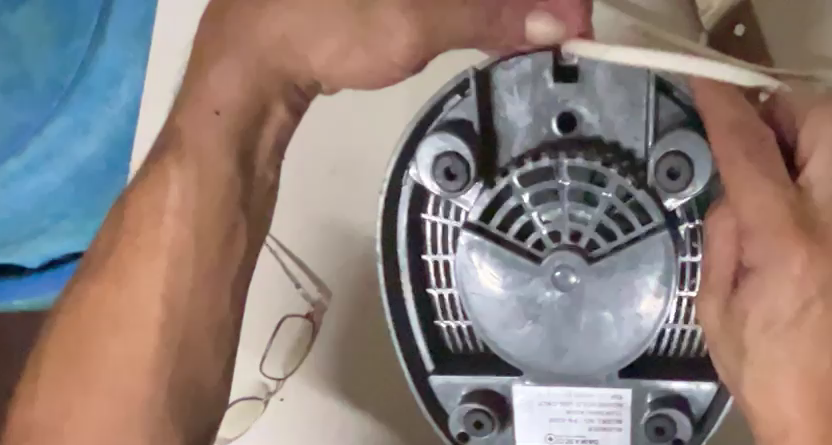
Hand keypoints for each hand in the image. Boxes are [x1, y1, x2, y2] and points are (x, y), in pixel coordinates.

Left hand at [182, 0, 593, 121]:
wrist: (257, 51)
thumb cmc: (324, 25)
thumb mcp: (416, 22)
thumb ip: (490, 17)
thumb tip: (558, 24)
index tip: (574, 18)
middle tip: (566, 30)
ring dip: (510, 6)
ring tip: (546, 31)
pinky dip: (481, 9)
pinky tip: (504, 26)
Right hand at [693, 80, 831, 444]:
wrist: (823, 415)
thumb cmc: (761, 373)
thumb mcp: (715, 307)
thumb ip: (724, 235)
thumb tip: (735, 191)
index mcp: (785, 243)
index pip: (751, 147)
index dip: (723, 104)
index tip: (704, 81)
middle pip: (828, 115)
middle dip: (784, 104)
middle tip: (750, 127)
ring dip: (805, 133)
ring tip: (768, 165)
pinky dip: (817, 168)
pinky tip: (789, 201)